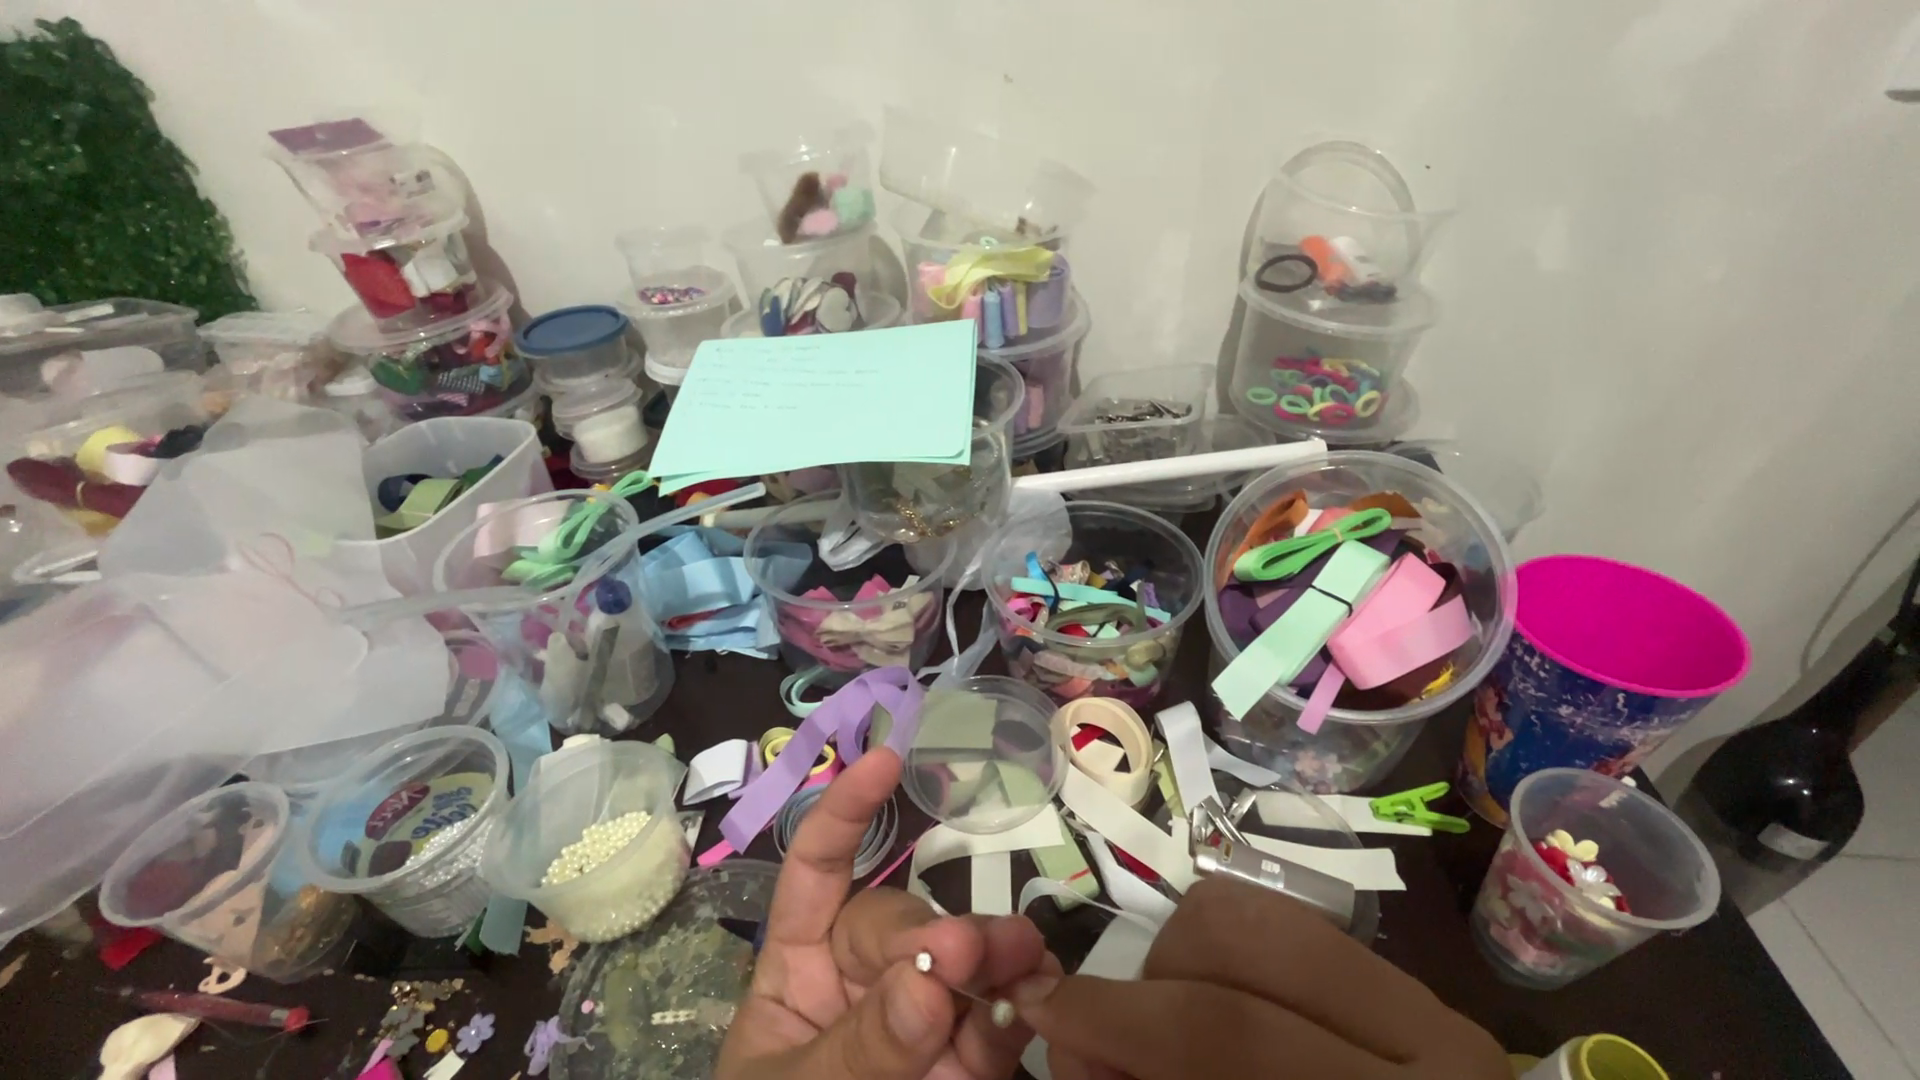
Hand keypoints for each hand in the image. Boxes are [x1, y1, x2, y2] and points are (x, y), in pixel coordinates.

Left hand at [716, 747, 1059, 1079]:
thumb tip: (931, 968)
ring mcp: (918, 1018)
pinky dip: (1017, 1008)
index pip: (815, 873)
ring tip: (1024, 962)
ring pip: (956, 962)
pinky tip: (1039, 996)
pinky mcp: (965, 1059)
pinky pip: (993, 1020)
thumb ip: (861, 1044)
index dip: (845, 813)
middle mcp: (861, 980)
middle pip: (897, 922)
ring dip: (992, 954)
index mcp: (797, 972)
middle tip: (971, 955)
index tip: (886, 760)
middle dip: (932, 930)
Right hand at [1012, 877, 1509, 1079]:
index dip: (1109, 1018)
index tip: (1041, 1015)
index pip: (1221, 1032)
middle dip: (1144, 985)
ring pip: (1249, 911)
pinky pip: (1277, 925)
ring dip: (1179, 960)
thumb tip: (1073, 1042)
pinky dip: (1219, 958)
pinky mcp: (1411, 992)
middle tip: (1111, 1043)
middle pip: (1231, 941)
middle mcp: (1430, 1044)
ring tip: (1172, 1028)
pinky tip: (1216, 1015)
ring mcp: (1427, 1008)